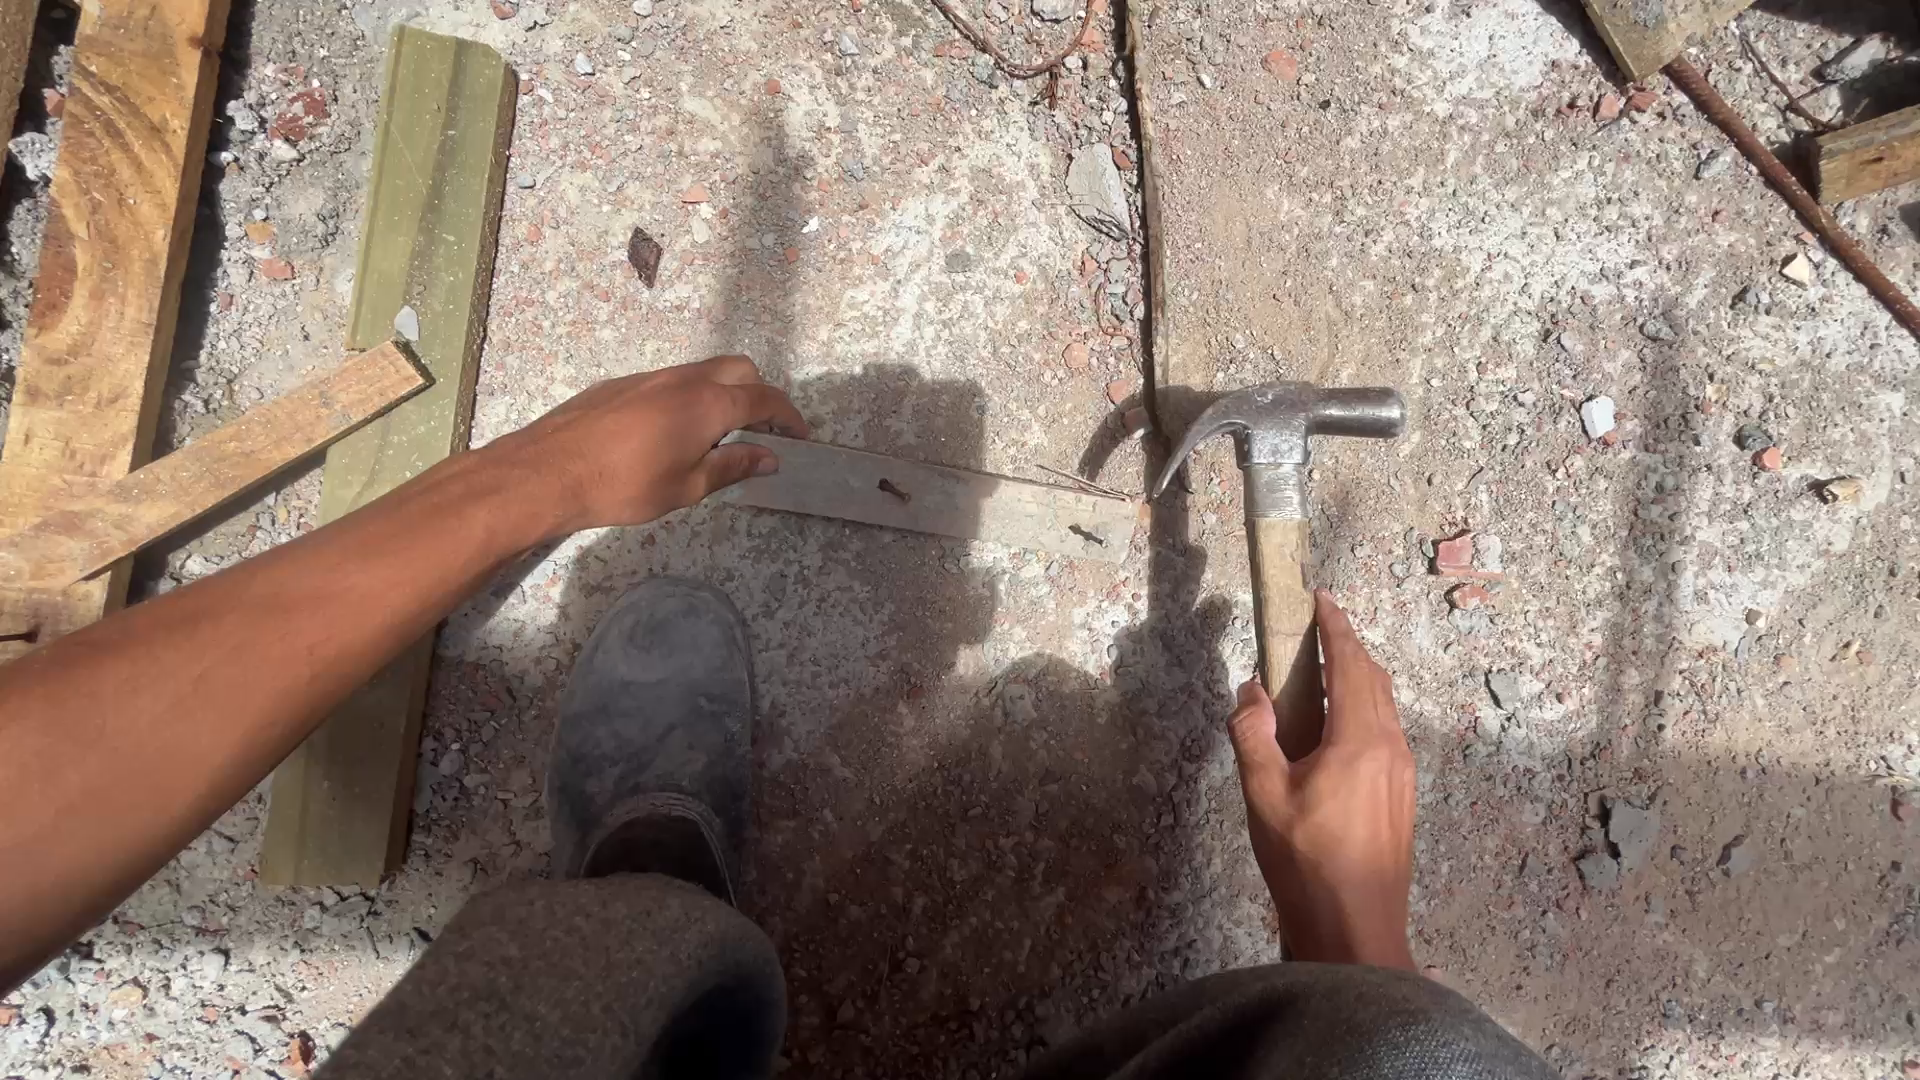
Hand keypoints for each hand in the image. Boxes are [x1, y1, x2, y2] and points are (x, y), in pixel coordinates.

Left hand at [484, 355, 808, 538]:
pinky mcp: (624, 384)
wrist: (546, 472)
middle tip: (762, 431)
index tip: (800, 436)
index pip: (764, 399)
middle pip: (739, 369)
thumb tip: (770, 457)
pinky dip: (694, 397)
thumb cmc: (625, 486)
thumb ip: (734, 467)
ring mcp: (651, 377)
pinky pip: (674, 381)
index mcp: (708, 404)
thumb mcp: (688, 487)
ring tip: (721, 436)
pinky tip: (676, 433)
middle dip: (761, 394)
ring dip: (726, 394)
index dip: (789, 416)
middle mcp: (684, 380)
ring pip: (705, 371)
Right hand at [1228, 590, 1415, 969]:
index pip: (1350, 666)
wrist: (1354, 928)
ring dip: (1358, 673)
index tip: (1322, 597)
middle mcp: (1391, 747)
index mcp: (1359, 740)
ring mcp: (1402, 772)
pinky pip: (1387, 727)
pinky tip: (1340, 718)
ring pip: (1385, 703)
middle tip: (1319, 623)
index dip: (1336, 628)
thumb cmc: (1302, 856)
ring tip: (1326, 663)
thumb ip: (1252, 732)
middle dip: (1349, 644)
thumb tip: (1251, 690)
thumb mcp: (1262, 791)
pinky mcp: (1401, 793)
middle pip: (1374, 678)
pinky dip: (1364, 702)